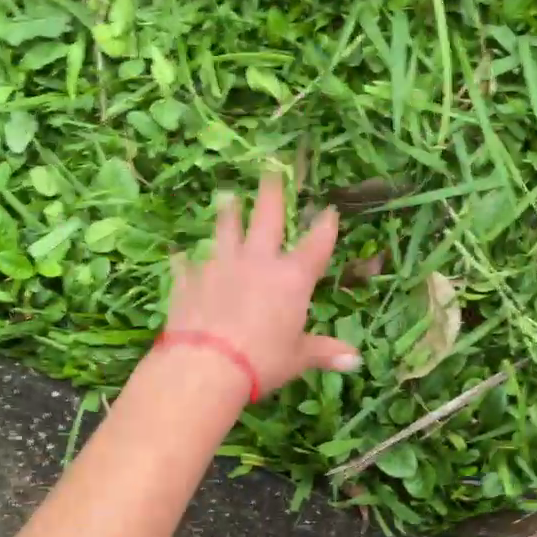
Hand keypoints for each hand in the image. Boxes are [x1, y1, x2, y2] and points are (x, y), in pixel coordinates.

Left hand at [163, 174, 358, 395]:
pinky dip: (186, 260)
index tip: (328, 211)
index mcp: (291, 279)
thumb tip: (355, 361)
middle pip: (266, 218)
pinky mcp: (190, 280)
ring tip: (228, 198)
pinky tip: (180, 255)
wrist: (206, 366)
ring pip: (225, 230)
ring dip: (228, 213)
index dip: (325, 227)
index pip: (316, 245)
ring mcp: (221, 266)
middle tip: (270, 170)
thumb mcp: (298, 358)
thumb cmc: (262, 361)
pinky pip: (187, 264)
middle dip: (271, 193)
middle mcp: (258, 262)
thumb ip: (324, 352)